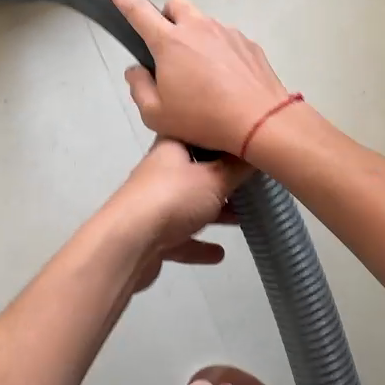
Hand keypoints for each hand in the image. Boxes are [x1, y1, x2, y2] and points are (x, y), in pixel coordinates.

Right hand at [101, 0, 291, 156]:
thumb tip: (136, 70)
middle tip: (169, 51)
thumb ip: (139, 88)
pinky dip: (220, 53)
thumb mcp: (157, 114)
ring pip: (202, 22)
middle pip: (174, 5)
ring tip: (203, 77)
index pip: (136, 9)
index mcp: (169, 42)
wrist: (261, 120)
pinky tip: (227, 82)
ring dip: (196, 39)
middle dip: (167, 19)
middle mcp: (197, 27)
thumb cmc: (203, 118)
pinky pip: (226, 39)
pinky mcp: (247, 42)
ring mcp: (226, 31)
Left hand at [103, 137, 250, 292]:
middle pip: (196, 169)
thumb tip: (257, 147)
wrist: (128, 244)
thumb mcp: (215, 178)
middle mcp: (161, 171)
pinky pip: (181, 237)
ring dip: (214, 211)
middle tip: (251, 183)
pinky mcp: (152, 236)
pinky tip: (219, 253)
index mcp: (172, 146)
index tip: (246, 141)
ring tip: (242, 217)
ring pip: (190, 204)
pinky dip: (199, 243)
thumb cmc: (173, 198)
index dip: (220, 134)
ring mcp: (155, 204)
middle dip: (223, 177)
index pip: (198, 131)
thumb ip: (238, 166)